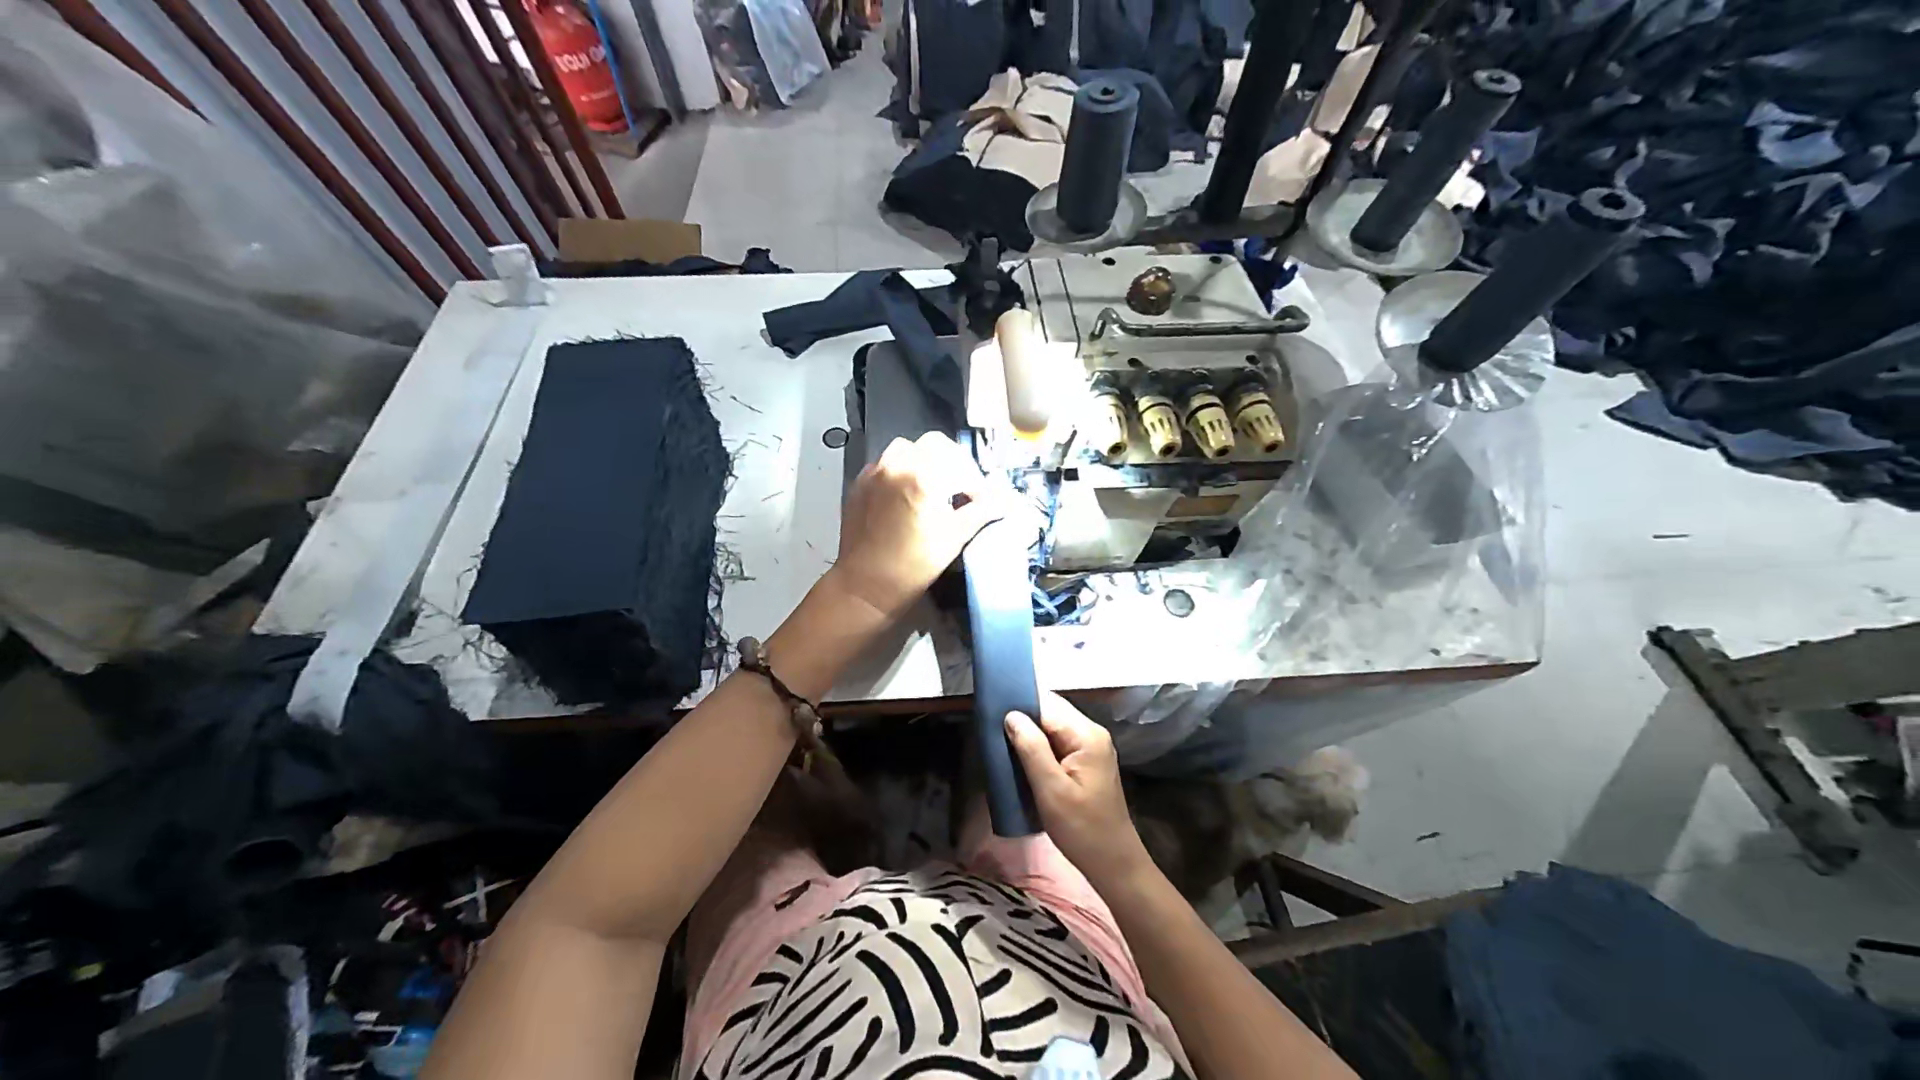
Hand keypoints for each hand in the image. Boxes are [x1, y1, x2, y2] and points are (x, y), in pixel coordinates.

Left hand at [830, 432, 999, 618]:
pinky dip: (901, 471)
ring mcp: (874, 473)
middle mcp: (896, 466)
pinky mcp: (859, 484)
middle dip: (952, 463)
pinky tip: (908, 496)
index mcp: (922, 477)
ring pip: (906, 449)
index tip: (980, 499)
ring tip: (933, 489)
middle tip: (961, 488)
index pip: (960, 462)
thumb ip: (981, 511)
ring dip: (925, 462)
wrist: (866, 586)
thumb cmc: (913, 565)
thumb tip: (1003, 500)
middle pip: (933, 445)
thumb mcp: (955, 537)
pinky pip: (885, 464)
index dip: (975, 480)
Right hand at [1004, 691, 1151, 887]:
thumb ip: (1031, 748)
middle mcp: (1091, 734)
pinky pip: (1057, 743)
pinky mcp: (1085, 762)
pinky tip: (1020, 758)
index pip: (1047, 704)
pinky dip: (1038, 748)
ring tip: (1000, 742)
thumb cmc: (1082, 828)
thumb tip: (1011, 715)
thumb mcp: (1051, 789)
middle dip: (1022, 718)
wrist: (1113, 864)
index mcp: (1086, 735)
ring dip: (1028, 735)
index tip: (991, 710)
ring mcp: (1090, 748)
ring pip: (1052, 728)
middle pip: (1050, 713)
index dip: (1019, 704)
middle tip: (991, 729)